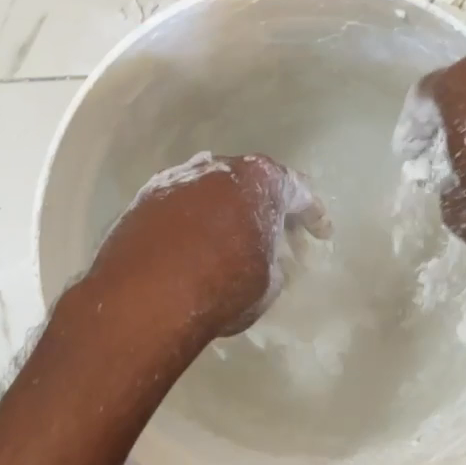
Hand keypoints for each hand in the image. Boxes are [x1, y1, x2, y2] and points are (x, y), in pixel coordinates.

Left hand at [90, 152, 328, 337]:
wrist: (145, 298)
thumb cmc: (223, 287)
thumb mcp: (269, 282)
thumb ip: (274, 260)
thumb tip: (264, 257)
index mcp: (260, 180)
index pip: (297, 191)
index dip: (313, 215)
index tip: (322, 234)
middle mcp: (218, 167)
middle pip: (252, 183)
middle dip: (268, 209)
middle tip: (281, 237)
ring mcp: (176, 179)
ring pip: (213, 191)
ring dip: (228, 212)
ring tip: (234, 241)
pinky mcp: (143, 200)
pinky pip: (183, 207)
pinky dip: (195, 223)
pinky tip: (196, 246)